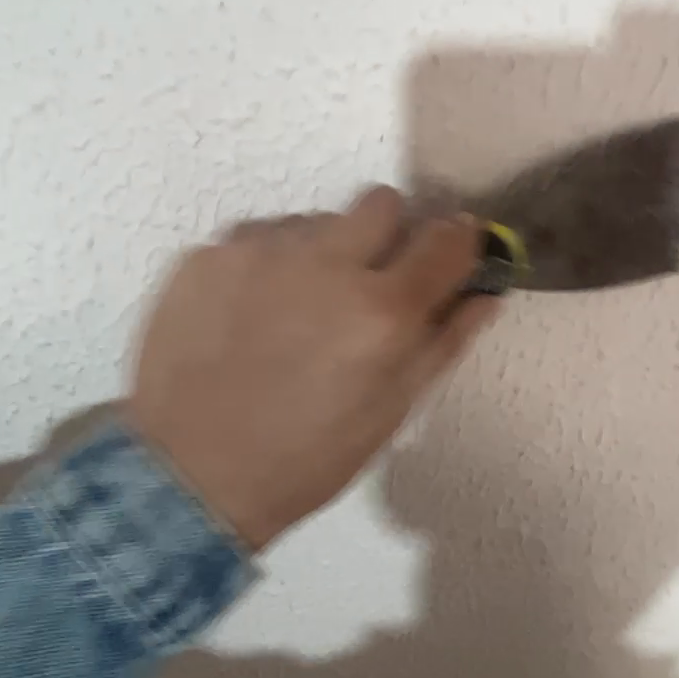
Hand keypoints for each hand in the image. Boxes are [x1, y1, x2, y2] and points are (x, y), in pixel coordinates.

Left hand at [124, 186, 498, 549]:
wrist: (192, 475)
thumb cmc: (309, 458)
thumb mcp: (391, 412)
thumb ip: (444, 343)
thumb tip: (486, 294)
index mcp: (382, 311)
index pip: (447, 238)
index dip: (460, 242)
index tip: (455, 253)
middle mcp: (326, 264)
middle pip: (382, 202)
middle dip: (390, 235)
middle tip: (370, 285)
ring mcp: (260, 252)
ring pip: (317, 221)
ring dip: (324, 254)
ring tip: (299, 313)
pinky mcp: (207, 255)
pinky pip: (260, 238)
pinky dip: (269, 267)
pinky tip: (252, 317)